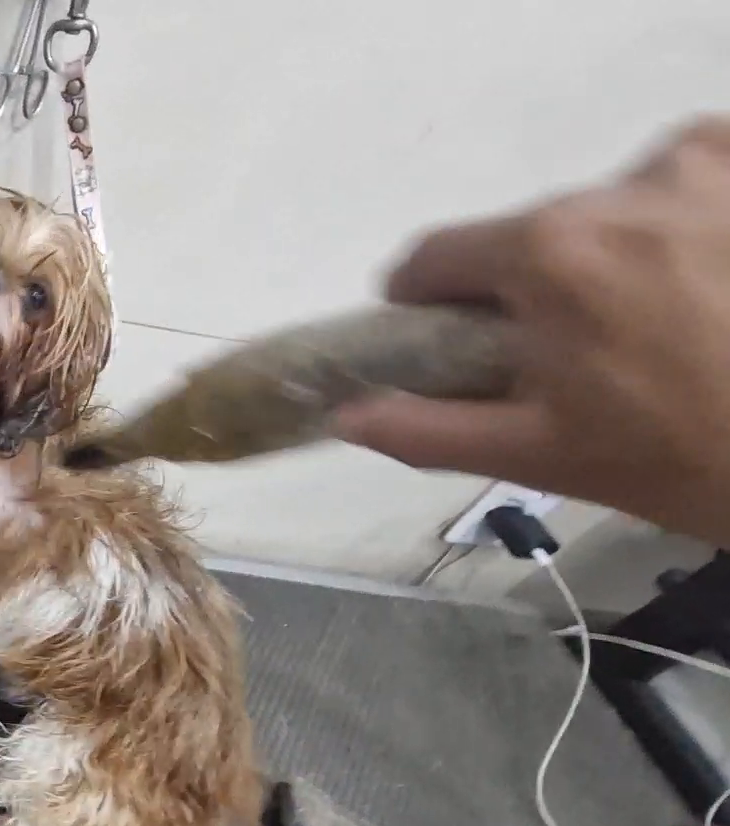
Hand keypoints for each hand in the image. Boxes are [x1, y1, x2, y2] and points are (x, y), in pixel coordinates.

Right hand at [334, 117, 729, 544]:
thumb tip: (344, 415)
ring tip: (666, 315)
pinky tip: (716, 274)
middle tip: (576, 351)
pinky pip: (699, 176)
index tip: (452, 342)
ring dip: (614, 251)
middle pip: (526, 235)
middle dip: (531, 287)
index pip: (432, 258)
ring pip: (614, 204)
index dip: (423, 305)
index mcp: (549, 249)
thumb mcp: (531, 454)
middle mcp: (633, 179)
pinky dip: (691, 217)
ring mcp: (722, 160)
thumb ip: (418, 430)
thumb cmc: (687, 452)